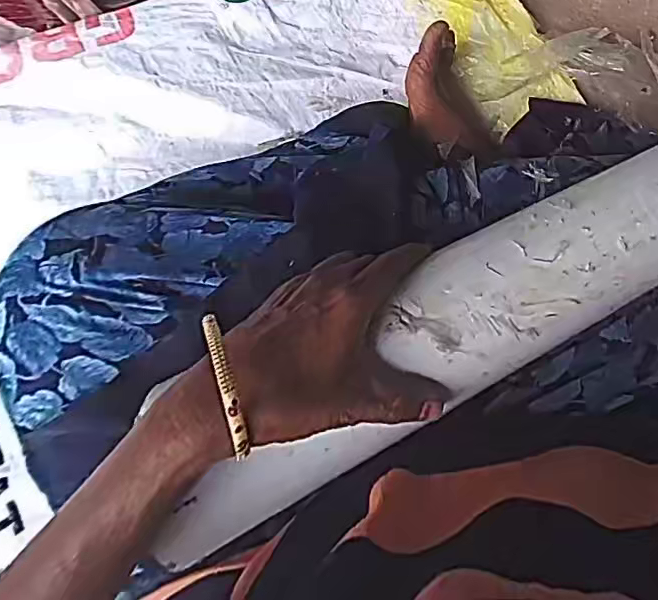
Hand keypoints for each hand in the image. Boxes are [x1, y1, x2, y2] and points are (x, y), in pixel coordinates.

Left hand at [166, 247, 448, 454]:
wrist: (225, 396)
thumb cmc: (288, 397)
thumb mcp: (351, 403)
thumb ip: (397, 403)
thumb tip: (432, 405)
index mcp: (351, 301)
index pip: (390, 263)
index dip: (411, 254)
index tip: (424, 252)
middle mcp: (325, 285)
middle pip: (365, 259)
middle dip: (386, 262)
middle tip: (401, 276)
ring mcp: (297, 289)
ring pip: (336, 263)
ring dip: (356, 266)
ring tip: (366, 284)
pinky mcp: (276, 299)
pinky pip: (311, 275)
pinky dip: (327, 277)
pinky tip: (324, 298)